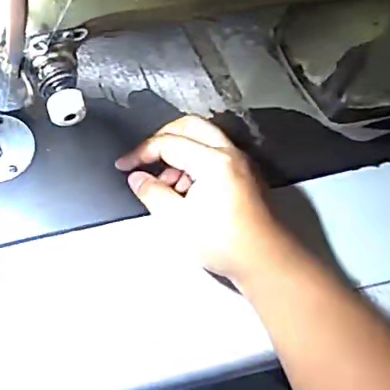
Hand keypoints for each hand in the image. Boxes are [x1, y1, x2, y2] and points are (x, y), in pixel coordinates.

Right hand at [115, 115, 295, 281]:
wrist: (264, 262)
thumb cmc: (228, 244)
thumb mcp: (177, 220)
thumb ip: (152, 193)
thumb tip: (137, 178)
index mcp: (213, 161)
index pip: (168, 143)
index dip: (140, 153)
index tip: (124, 165)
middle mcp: (230, 155)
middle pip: (189, 126)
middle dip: (161, 138)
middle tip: (143, 157)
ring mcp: (240, 164)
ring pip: (203, 139)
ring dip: (179, 151)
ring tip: (165, 183)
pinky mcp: (244, 176)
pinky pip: (214, 155)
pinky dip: (194, 162)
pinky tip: (184, 190)